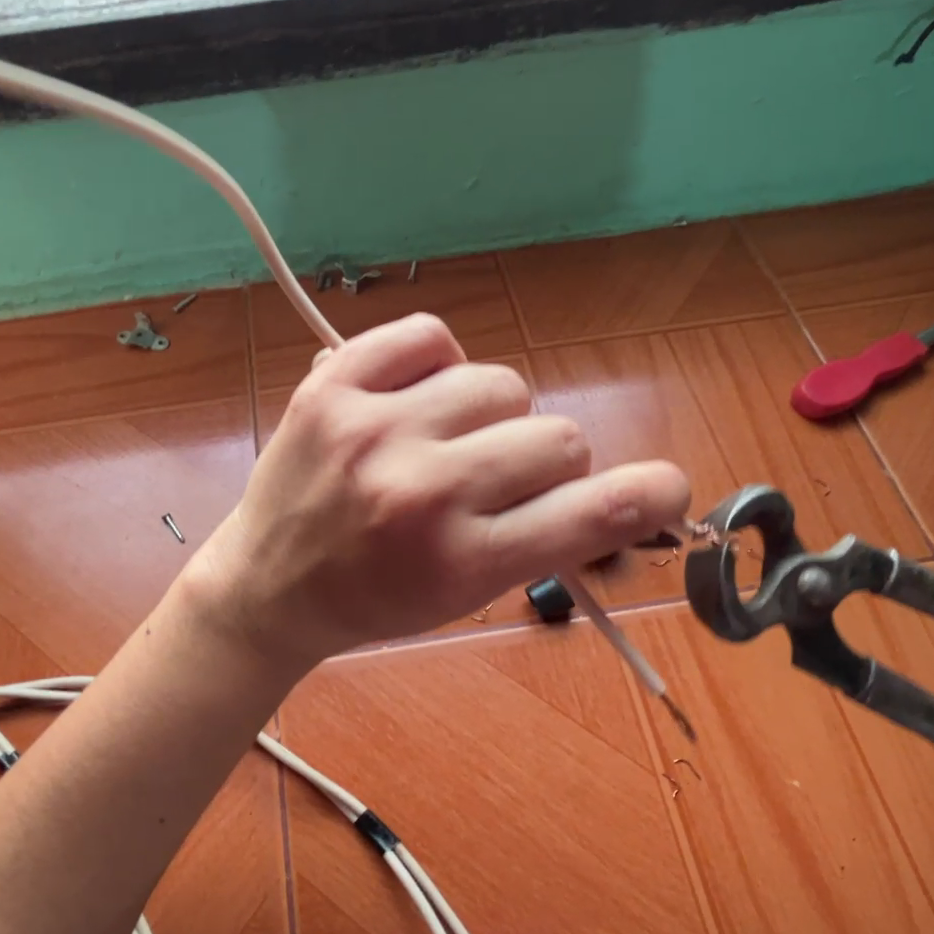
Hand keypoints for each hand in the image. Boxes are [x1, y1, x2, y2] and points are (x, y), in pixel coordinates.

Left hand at [184, 313, 689, 663]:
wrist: (267, 586)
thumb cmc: (377, 599)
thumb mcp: (468, 597)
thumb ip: (548, 546)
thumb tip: (628, 504)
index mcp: (462, 561)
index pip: (592, 512)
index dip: (650, 495)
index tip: (666, 490)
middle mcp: (422, 490)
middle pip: (559, 438)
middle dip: (546, 464)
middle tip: (498, 483)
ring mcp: (374, 428)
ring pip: (501, 383)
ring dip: (491, 416)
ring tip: (446, 442)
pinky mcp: (332, 385)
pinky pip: (429, 334)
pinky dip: (437, 361)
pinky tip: (415, 398)